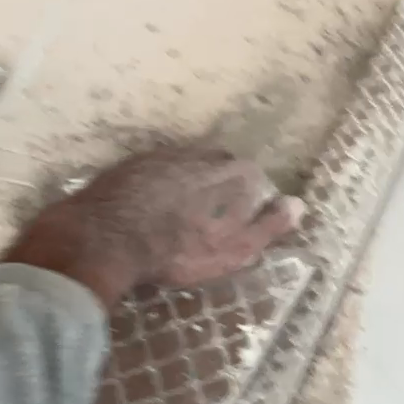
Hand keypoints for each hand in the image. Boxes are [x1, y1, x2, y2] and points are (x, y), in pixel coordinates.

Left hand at [0, 147, 305, 303]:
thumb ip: (269, 226)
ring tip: (182, 218)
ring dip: (189, 187)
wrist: (104, 240)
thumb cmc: (179, 250)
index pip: (253, 178)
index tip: (242, 225)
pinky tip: (152, 212)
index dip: (250, 202)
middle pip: (219, 169)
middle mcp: (199, 153)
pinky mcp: (128, 166)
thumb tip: (299, 205)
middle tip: (212, 222)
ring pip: (186, 169)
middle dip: (220, 190)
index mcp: (231, 171)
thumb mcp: (234, 248)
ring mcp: (161, 156)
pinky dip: (158, 190)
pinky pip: (154, 175)